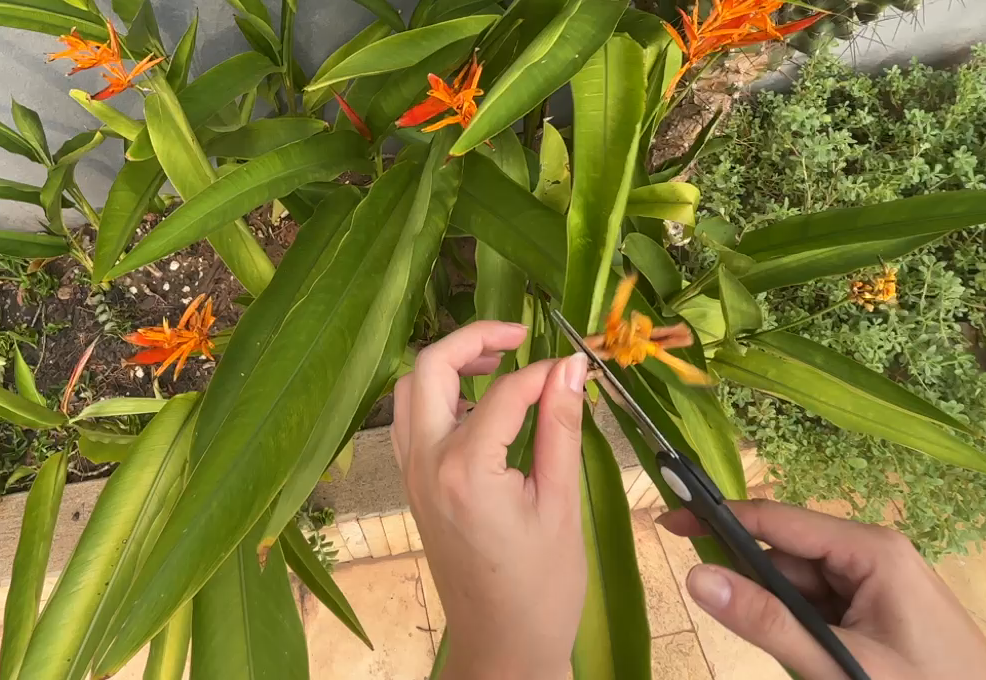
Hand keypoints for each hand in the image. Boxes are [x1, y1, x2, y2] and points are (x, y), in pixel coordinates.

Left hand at [392, 322, 589, 679]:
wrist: (501, 648)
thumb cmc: (542, 589)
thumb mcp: (562, 506)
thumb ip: (562, 428)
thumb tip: (572, 367)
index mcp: (466, 469)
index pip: (504, 391)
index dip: (543, 372)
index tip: (574, 367)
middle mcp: (425, 461)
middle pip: (429, 367)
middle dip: (472, 339)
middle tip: (518, 336)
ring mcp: (411, 471)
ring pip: (411, 388)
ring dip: (449, 364)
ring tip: (498, 362)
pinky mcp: (412, 482)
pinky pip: (412, 418)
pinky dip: (439, 395)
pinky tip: (479, 405)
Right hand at [658, 500, 985, 679]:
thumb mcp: (845, 667)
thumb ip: (768, 622)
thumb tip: (693, 575)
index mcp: (870, 548)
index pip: (775, 518)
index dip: (718, 519)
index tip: (667, 522)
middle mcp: (872, 552)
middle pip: (785, 553)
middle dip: (758, 587)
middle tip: (735, 620)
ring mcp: (880, 581)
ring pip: (801, 584)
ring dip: (785, 618)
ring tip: (804, 664)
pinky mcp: (883, 610)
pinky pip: (823, 606)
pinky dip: (807, 630)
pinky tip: (816, 663)